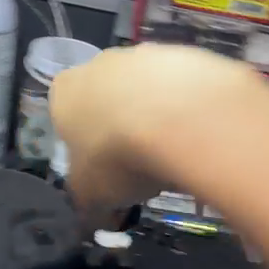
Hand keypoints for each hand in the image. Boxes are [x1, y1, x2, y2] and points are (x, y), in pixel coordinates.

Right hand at [48, 44, 268, 210]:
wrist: (178, 117)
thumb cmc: (117, 156)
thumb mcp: (91, 195)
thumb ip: (89, 201)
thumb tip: (97, 214)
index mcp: (65, 92)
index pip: (67, 118)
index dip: (87, 148)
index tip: (107, 172)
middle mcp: (101, 63)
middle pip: (110, 100)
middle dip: (125, 130)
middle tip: (144, 168)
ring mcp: (148, 54)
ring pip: (151, 92)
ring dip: (161, 119)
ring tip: (179, 156)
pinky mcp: (190, 55)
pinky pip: (188, 89)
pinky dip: (192, 112)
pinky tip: (202, 138)